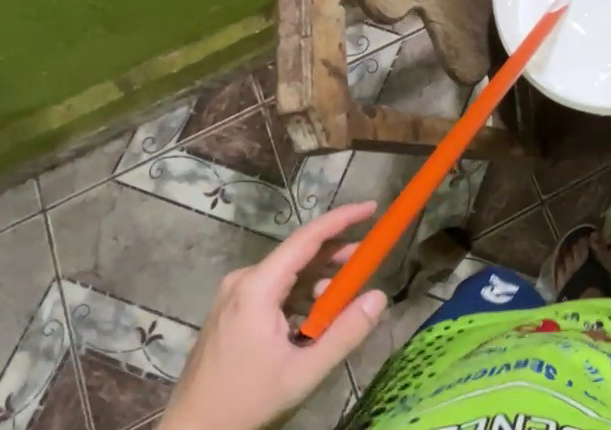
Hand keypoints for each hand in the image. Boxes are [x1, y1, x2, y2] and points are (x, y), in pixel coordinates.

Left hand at [160, 202, 388, 429]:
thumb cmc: (246, 402)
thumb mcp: (304, 372)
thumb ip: (345, 332)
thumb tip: (379, 296)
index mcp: (257, 288)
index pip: (307, 238)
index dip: (343, 218)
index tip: (373, 208)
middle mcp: (243, 281)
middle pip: (299, 253)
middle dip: (337, 256)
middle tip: (368, 264)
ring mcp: (233, 295)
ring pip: (288, 272)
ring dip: (319, 281)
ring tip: (343, 302)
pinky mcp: (230, 309)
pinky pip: (274, 288)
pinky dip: (300, 295)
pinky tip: (314, 319)